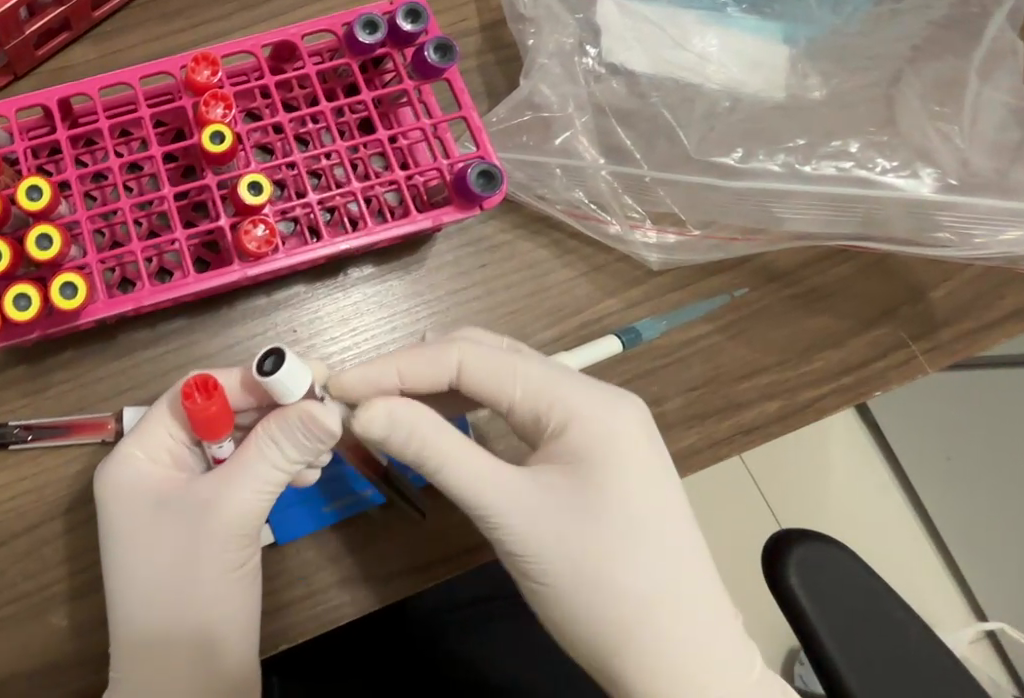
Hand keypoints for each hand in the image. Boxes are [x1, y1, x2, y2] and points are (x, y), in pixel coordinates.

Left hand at [94, 366, 342, 697]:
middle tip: (322, 408)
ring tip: (320, 448)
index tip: (302, 377)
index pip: (194, 393)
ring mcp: (178, 499)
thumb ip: (275, 450)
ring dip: (276, 441)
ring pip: (232, 448)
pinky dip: (271, 471)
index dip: (247, 380)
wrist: (184, 693)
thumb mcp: (233, 511)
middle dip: (269, 412)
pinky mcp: (204, 525)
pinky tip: (304, 473)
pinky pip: (238, 479)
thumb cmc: (191, 592)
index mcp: (138, 456)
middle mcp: (153, 469)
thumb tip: (325, 406)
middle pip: (215, 417)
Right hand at [327, 329, 793, 697]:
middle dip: (414, 371)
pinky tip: (432, 427)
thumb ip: (433, 449)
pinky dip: (465, 415)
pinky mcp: (585, 451)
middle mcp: (589, 395)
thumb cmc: (600, 588)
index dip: (396, 367)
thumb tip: (361, 410)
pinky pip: (512, 413)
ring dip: (436, 390)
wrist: (684, 671)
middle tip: (355, 396)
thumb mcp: (507, 514)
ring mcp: (590, 423)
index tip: (339, 387)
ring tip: (382, 407)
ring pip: (496, 382)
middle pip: (483, 357)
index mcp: (581, 399)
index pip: (469, 358)